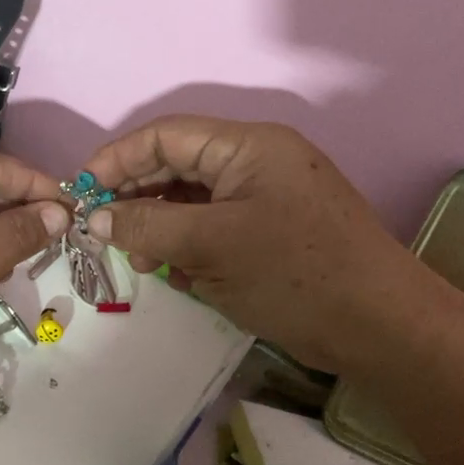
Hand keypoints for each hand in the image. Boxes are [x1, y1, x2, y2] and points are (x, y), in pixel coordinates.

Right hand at [82, 116, 432, 372]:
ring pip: (189, 199)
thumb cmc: (294, 274)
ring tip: (142, 262)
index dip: (116, 160)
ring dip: (158, 227)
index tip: (81, 195)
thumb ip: (145, 226)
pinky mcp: (269, 230)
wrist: (382, 328)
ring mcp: (265, 196)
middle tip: (103, 233)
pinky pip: (211, 224)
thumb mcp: (208, 247)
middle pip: (174, 165)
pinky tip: (178, 275)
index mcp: (248, 146)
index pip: (165, 136)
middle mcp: (255, 162)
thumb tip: (96, 219)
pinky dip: (186, 245)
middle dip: (135, 198)